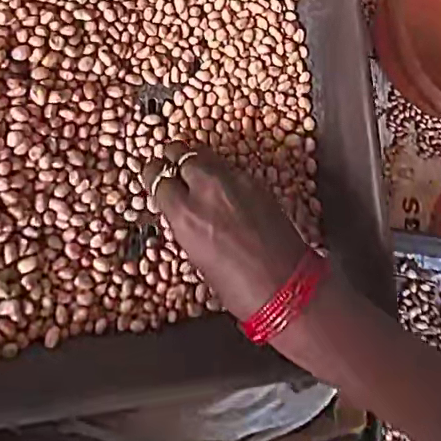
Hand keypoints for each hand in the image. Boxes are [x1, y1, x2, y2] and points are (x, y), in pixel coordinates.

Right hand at [147, 142, 311, 319]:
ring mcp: (235, 182)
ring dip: (198, 162)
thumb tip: (180, 208)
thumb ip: (185, 222)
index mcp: (185, 214)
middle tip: (172, 166)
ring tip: (196, 175)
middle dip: (174, 158)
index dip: (154, 175)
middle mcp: (207, 190)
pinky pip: (230, 168)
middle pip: (182, 152)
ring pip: (206, 155)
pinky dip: (222, 174)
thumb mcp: (196, 255)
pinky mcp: (256, 182)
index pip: (158, 177)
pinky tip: (224, 191)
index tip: (154, 176)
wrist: (287, 287)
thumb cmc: (238, 286)